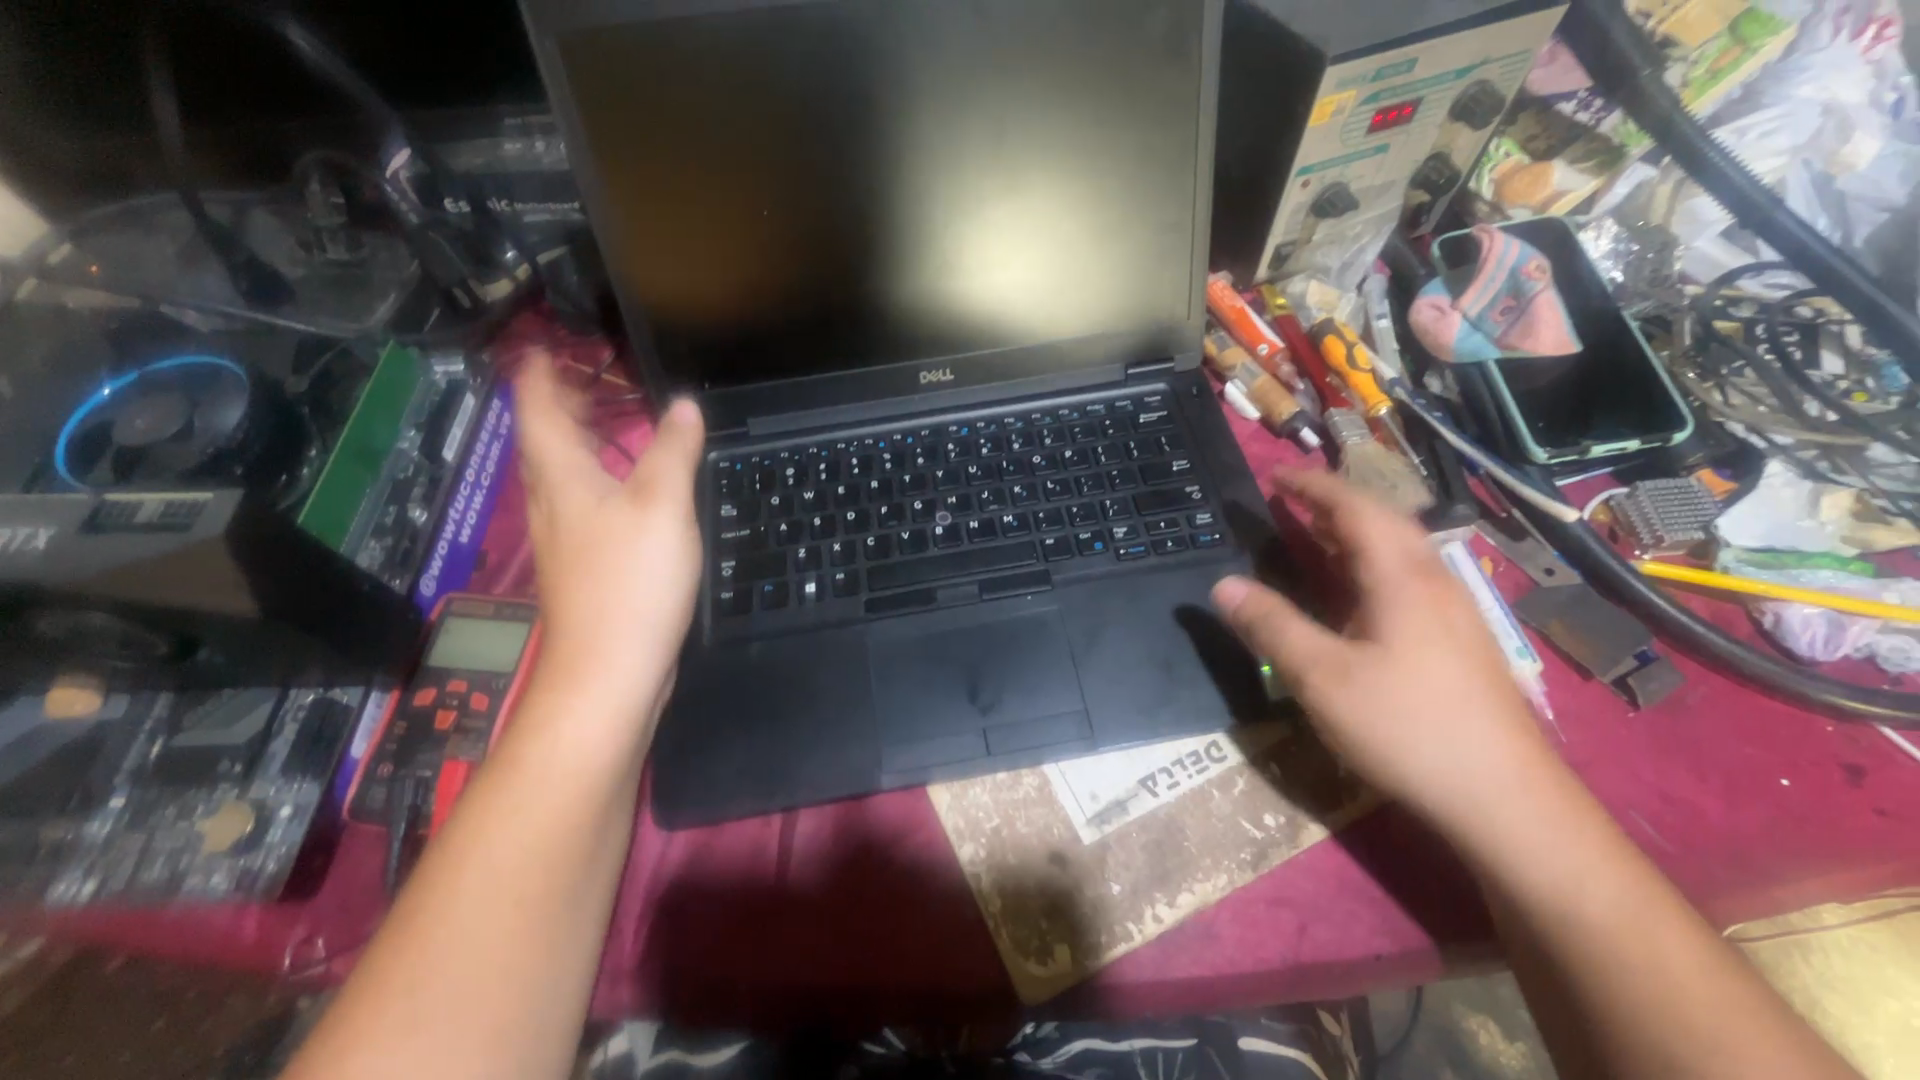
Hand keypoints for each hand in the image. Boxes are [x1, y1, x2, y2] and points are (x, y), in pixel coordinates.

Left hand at [513, 353, 705, 725]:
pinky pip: (583, 504)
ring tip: (606, 423)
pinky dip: (598, 479)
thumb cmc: (630, 581)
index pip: (537, 409)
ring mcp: (566, 538)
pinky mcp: (585, 567)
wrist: (609, 670)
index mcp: (563, 477)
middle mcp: (553, 502)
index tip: (542, 346)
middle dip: (559, 406)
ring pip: (563, 475)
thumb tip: (683, 404)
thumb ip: (674, 450)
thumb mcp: (663, 505)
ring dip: (579, 443)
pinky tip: (625, 490)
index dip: (538, 375)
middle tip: (583, 377)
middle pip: (545, 442)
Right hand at [1211, 468, 1552, 827]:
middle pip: (1384, 525)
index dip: (1313, 487)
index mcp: (1402, 576)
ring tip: (1314, 541)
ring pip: (1399, 555)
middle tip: (1291, 504)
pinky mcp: (1459, 645)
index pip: (1355, 508)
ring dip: (1354, 539)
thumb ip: (1272, 626)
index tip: (1276, 475)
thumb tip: (1222, 585)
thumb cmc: (1407, 727)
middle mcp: (1434, 582)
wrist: (1504, 798)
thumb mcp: (1322, 678)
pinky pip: (1408, 584)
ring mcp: (1453, 614)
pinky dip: (1370, 571)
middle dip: (1334, 507)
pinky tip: (1355, 603)